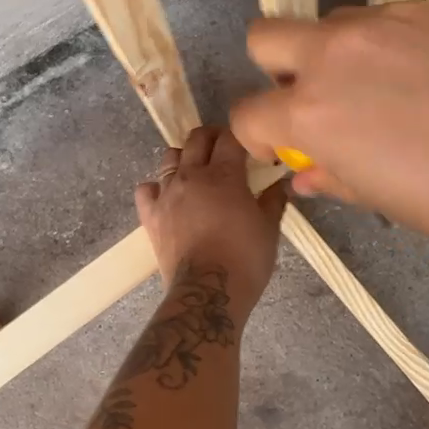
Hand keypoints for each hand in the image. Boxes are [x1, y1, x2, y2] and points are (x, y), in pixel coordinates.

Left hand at [135, 125, 288, 318]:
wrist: (208, 291)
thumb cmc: (245, 259)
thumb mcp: (268, 229)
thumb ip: (274, 201)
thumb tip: (282, 184)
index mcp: (224, 174)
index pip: (230, 138)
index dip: (240, 136)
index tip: (248, 145)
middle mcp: (192, 176)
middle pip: (197, 139)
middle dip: (212, 138)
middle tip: (224, 150)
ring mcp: (167, 194)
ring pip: (170, 158)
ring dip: (184, 158)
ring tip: (196, 172)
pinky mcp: (151, 216)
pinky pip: (146, 189)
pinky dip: (155, 187)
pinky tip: (167, 196)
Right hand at [229, 2, 428, 253]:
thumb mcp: (384, 199)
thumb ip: (333, 177)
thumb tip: (309, 172)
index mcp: (311, 113)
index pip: (247, 114)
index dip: (260, 137)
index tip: (285, 150)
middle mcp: (335, 54)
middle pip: (266, 36)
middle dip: (278, 70)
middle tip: (318, 104)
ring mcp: (384, 22)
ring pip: (331, 24)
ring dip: (337, 55)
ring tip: (389, 94)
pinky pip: (385, 20)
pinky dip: (389, 46)